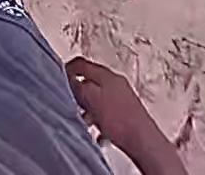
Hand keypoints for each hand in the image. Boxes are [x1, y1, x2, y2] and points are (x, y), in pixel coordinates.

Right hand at [66, 57, 182, 173]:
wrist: (143, 141)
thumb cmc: (120, 120)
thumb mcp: (91, 99)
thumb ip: (79, 87)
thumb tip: (69, 78)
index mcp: (105, 74)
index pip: (82, 63)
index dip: (69, 69)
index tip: (60, 74)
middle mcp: (115, 81)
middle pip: (91, 80)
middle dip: (80, 91)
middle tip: (73, 100)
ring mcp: (123, 96)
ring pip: (100, 96)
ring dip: (90, 107)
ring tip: (86, 119)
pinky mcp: (129, 112)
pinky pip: (110, 111)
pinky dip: (102, 118)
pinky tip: (100, 131)